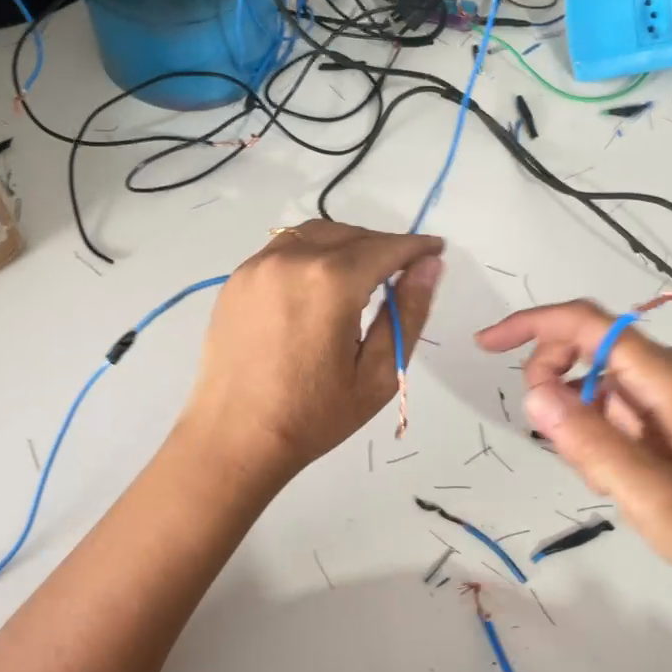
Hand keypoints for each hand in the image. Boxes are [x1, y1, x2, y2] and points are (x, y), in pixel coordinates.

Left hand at [178, 220, 443, 485]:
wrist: (236, 437)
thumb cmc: (313, 415)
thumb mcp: (377, 373)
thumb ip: (408, 313)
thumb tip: (430, 266)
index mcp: (331, 282)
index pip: (385, 248)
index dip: (416, 247)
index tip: (436, 251)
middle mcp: (292, 260)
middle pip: (349, 235)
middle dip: (380, 247)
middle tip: (400, 272)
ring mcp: (257, 267)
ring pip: (313, 235)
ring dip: (343, 245)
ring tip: (360, 277)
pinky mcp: (236, 281)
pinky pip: (282, 251)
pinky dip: (309, 255)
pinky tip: (316, 287)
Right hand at [475, 300, 671, 583]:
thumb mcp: (649, 494)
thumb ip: (592, 444)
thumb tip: (535, 394)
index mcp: (665, 379)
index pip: (588, 325)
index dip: (534, 325)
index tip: (487, 345)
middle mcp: (661, 375)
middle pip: (583, 342)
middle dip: (548, 375)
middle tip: (545, 428)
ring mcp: (658, 395)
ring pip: (587, 378)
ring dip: (571, 415)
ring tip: (593, 469)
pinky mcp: (654, 416)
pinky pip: (601, 406)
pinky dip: (587, 431)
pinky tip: (607, 472)